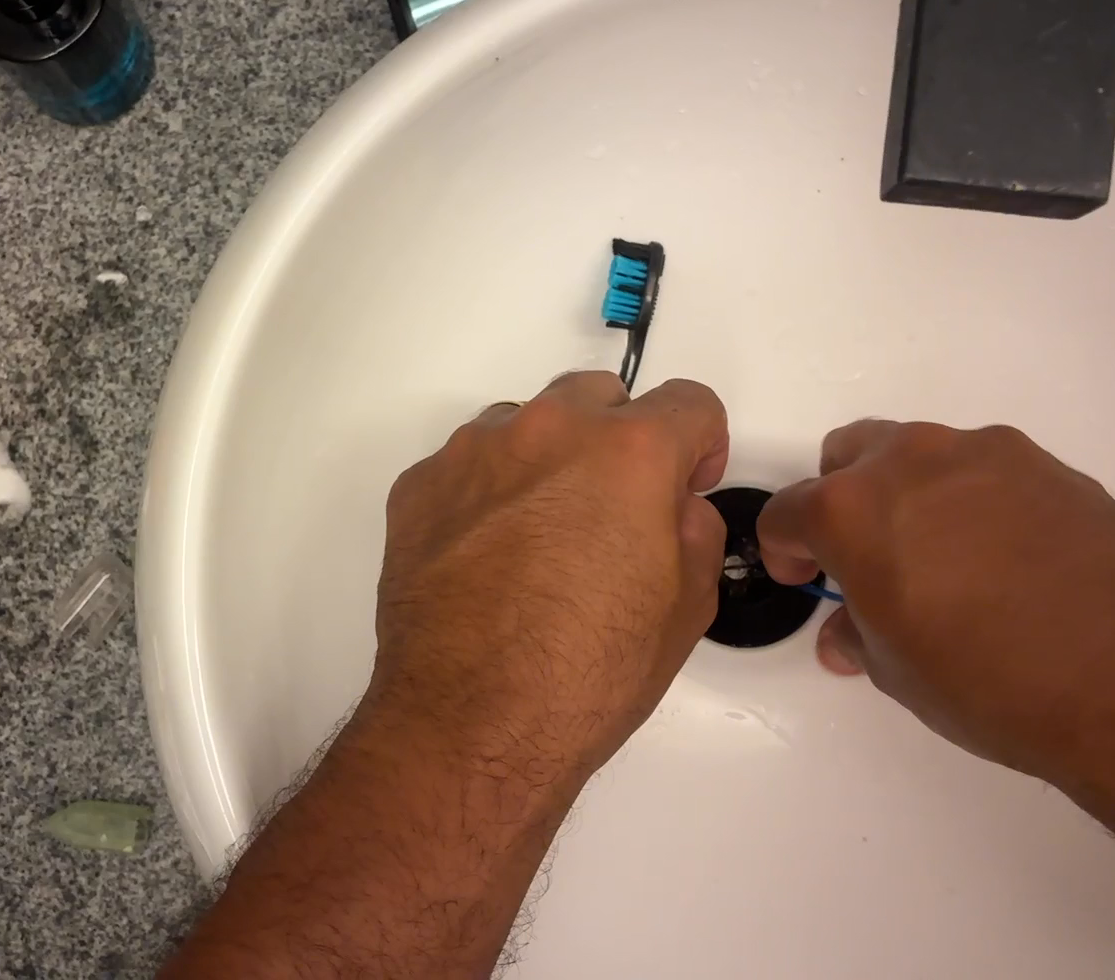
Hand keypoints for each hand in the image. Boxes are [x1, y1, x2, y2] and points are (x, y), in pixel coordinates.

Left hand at [369, 372, 729, 782]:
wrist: (467, 720)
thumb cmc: (586, 672)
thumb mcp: (686, 608)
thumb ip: (690, 529)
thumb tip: (669, 504)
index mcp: (623, 451)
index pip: (687, 402)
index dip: (699, 444)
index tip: (684, 485)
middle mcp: (542, 431)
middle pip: (594, 396)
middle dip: (615, 437)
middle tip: (608, 507)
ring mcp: (467, 453)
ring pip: (521, 425)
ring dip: (541, 461)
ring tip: (534, 536)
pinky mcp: (415, 485)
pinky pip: (464, 466)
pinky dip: (483, 492)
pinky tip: (480, 555)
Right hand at [757, 420, 1114, 779]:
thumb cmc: (983, 678)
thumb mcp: (891, 668)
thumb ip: (855, 631)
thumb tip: (851, 632)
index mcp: (844, 508)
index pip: (783, 513)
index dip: (786, 551)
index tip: (807, 579)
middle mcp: (904, 463)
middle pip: (844, 456)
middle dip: (840, 500)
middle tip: (865, 552)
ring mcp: (982, 457)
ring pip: (918, 455)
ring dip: (909, 494)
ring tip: (944, 555)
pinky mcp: (1051, 468)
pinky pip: (986, 473)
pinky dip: (976, 502)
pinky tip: (1006, 558)